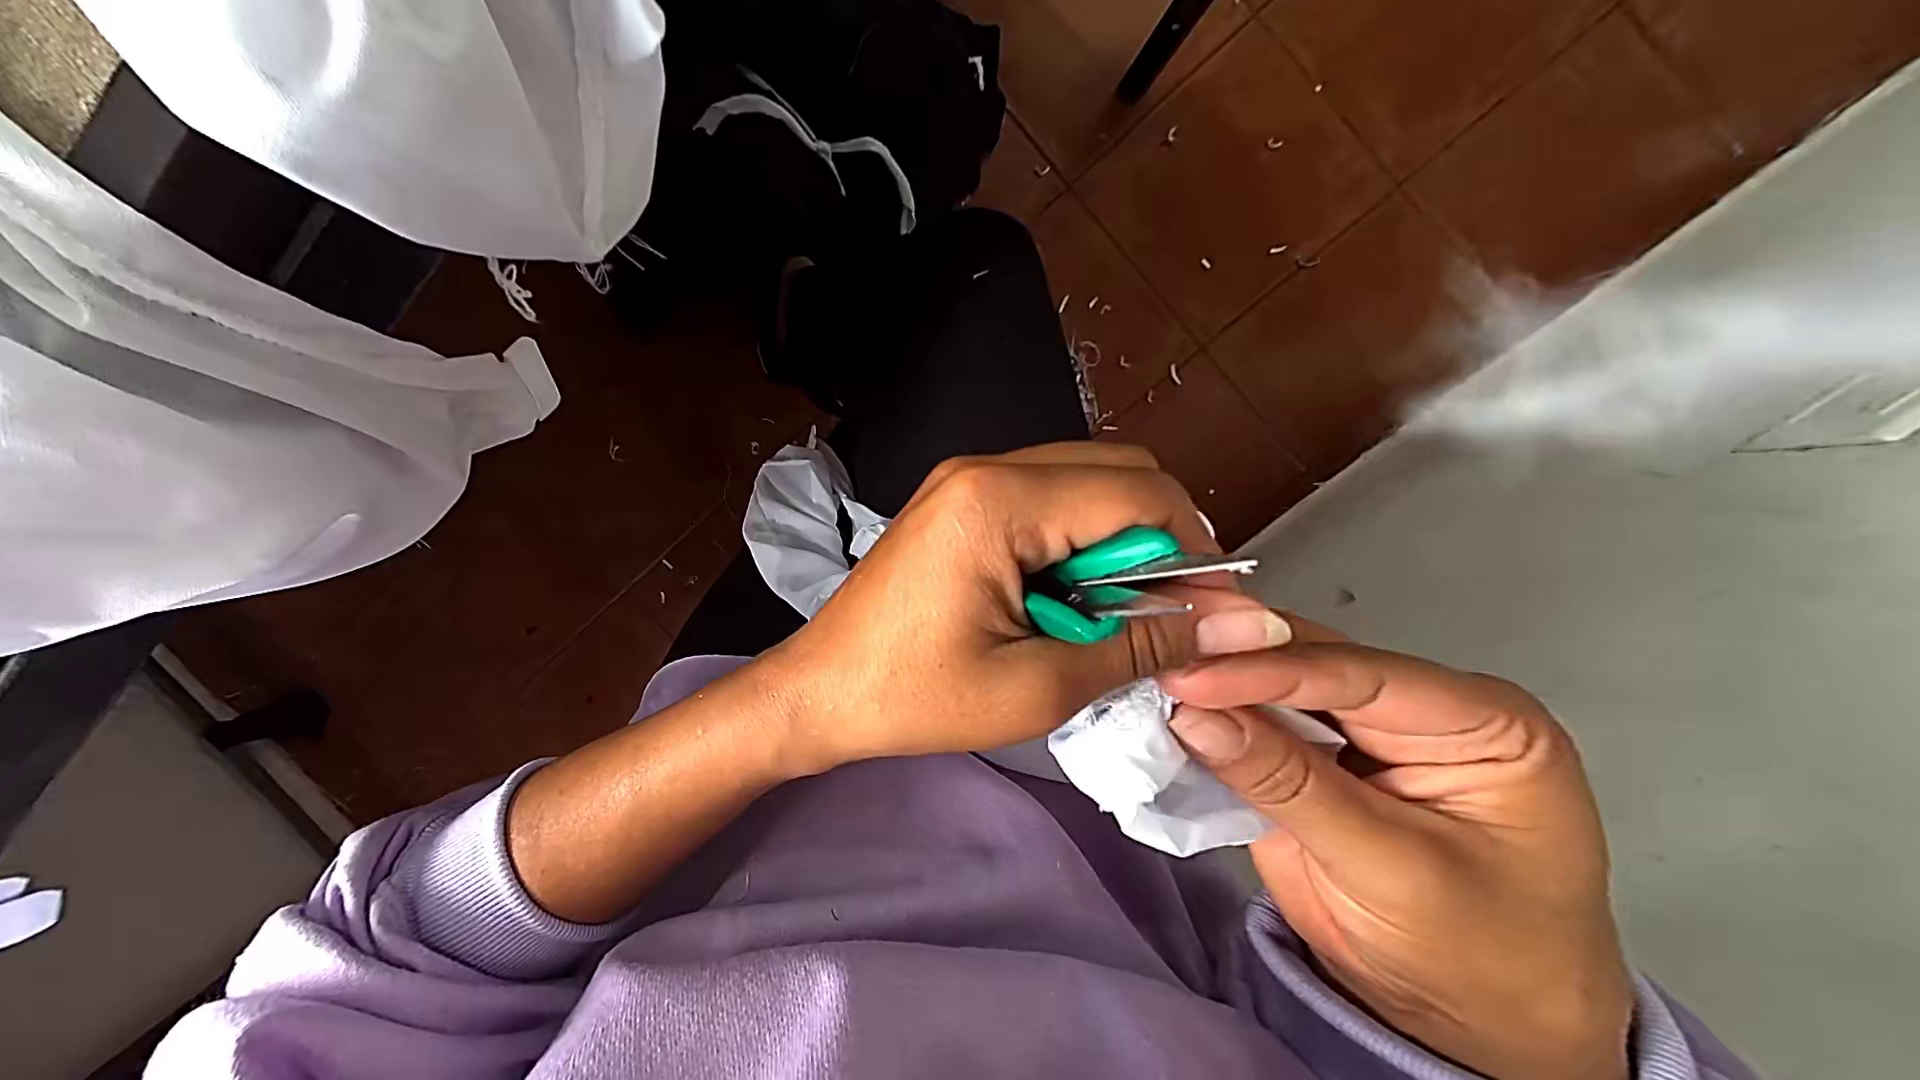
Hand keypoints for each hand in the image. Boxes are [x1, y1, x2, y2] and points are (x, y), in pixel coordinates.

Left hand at [762, 443, 1288, 772]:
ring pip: (1089, 482)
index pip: (1140, 494)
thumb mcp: (1039, 686)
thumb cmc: (913, 698)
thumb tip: (1245, 628)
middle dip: (1162, 541)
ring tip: (1115, 614)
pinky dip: (1081, 542)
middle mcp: (986, 468)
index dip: (1195, 551)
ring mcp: (969, 477)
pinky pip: (1051, 498)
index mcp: (999, 501)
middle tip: (1165, 613)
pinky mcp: (962, 498)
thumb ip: (1145, 645)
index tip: (1213, 612)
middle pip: (1120, 472)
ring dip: (1122, 543)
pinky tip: (1071, 597)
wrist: (817, 692)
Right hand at [1160, 631, 1633, 1079]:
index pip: (1356, 673)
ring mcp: (1355, 728)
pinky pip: (1252, 724)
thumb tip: (1196, 717)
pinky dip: (1211, 721)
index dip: (1265, 671)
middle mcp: (1411, 704)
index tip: (1189, 678)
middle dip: (1230, 664)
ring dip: (1212, 687)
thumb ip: (1289, 785)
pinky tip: (1167, 711)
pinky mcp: (1309, 755)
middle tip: (1158, 663)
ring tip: (1151, 679)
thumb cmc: (1478, 960)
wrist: (1468, 1029)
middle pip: (1308, 661)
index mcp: (1475, 718)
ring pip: (1271, 684)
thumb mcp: (1389, 872)